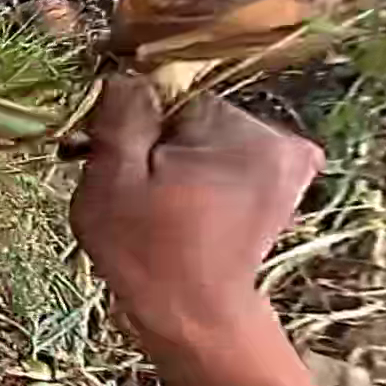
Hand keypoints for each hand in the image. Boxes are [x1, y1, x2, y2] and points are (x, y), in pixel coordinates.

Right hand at [72, 77, 331, 385]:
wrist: (192, 316)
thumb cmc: (144, 250)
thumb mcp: (113, 177)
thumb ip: (121, 114)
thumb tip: (122, 69)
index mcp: (243, 134)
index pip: (167, 92)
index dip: (126, 117)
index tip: (98, 148)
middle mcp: (280, 139)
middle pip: (185, 111)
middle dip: (145, 135)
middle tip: (114, 176)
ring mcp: (287, 161)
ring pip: (196, 132)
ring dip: (161, 153)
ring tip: (136, 192)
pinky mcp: (280, 182)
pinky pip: (217, 152)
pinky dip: (185, 166)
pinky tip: (163, 196)